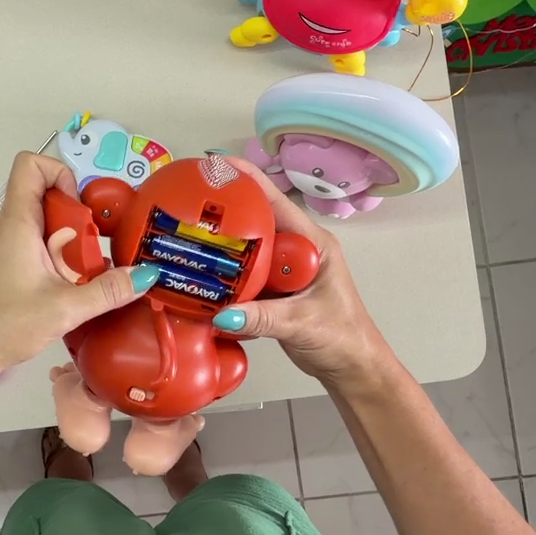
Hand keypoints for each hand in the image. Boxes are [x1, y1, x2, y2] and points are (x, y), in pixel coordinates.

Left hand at [0, 152, 156, 384]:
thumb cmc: (1, 328)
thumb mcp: (64, 309)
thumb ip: (108, 290)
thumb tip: (143, 274)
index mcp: (16, 224)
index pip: (31, 165)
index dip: (61, 174)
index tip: (79, 209)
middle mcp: (6, 229)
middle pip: (45, 198)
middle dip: (75, 220)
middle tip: (89, 253)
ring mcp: (2, 247)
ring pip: (41, 226)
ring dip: (67, 244)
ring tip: (78, 276)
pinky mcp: (2, 266)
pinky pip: (33, 247)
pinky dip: (54, 259)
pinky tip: (63, 289)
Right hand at [210, 157, 393, 389]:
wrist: (350, 368)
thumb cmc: (342, 338)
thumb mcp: (303, 324)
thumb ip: (264, 319)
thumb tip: (221, 315)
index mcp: (311, 244)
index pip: (276, 203)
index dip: (248, 181)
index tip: (216, 166)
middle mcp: (294, 250)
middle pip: (255, 220)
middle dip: (224, 208)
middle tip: (187, 199)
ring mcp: (281, 270)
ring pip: (245, 248)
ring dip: (219, 243)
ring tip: (184, 232)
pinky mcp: (269, 290)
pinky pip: (241, 274)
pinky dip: (220, 274)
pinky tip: (196, 273)